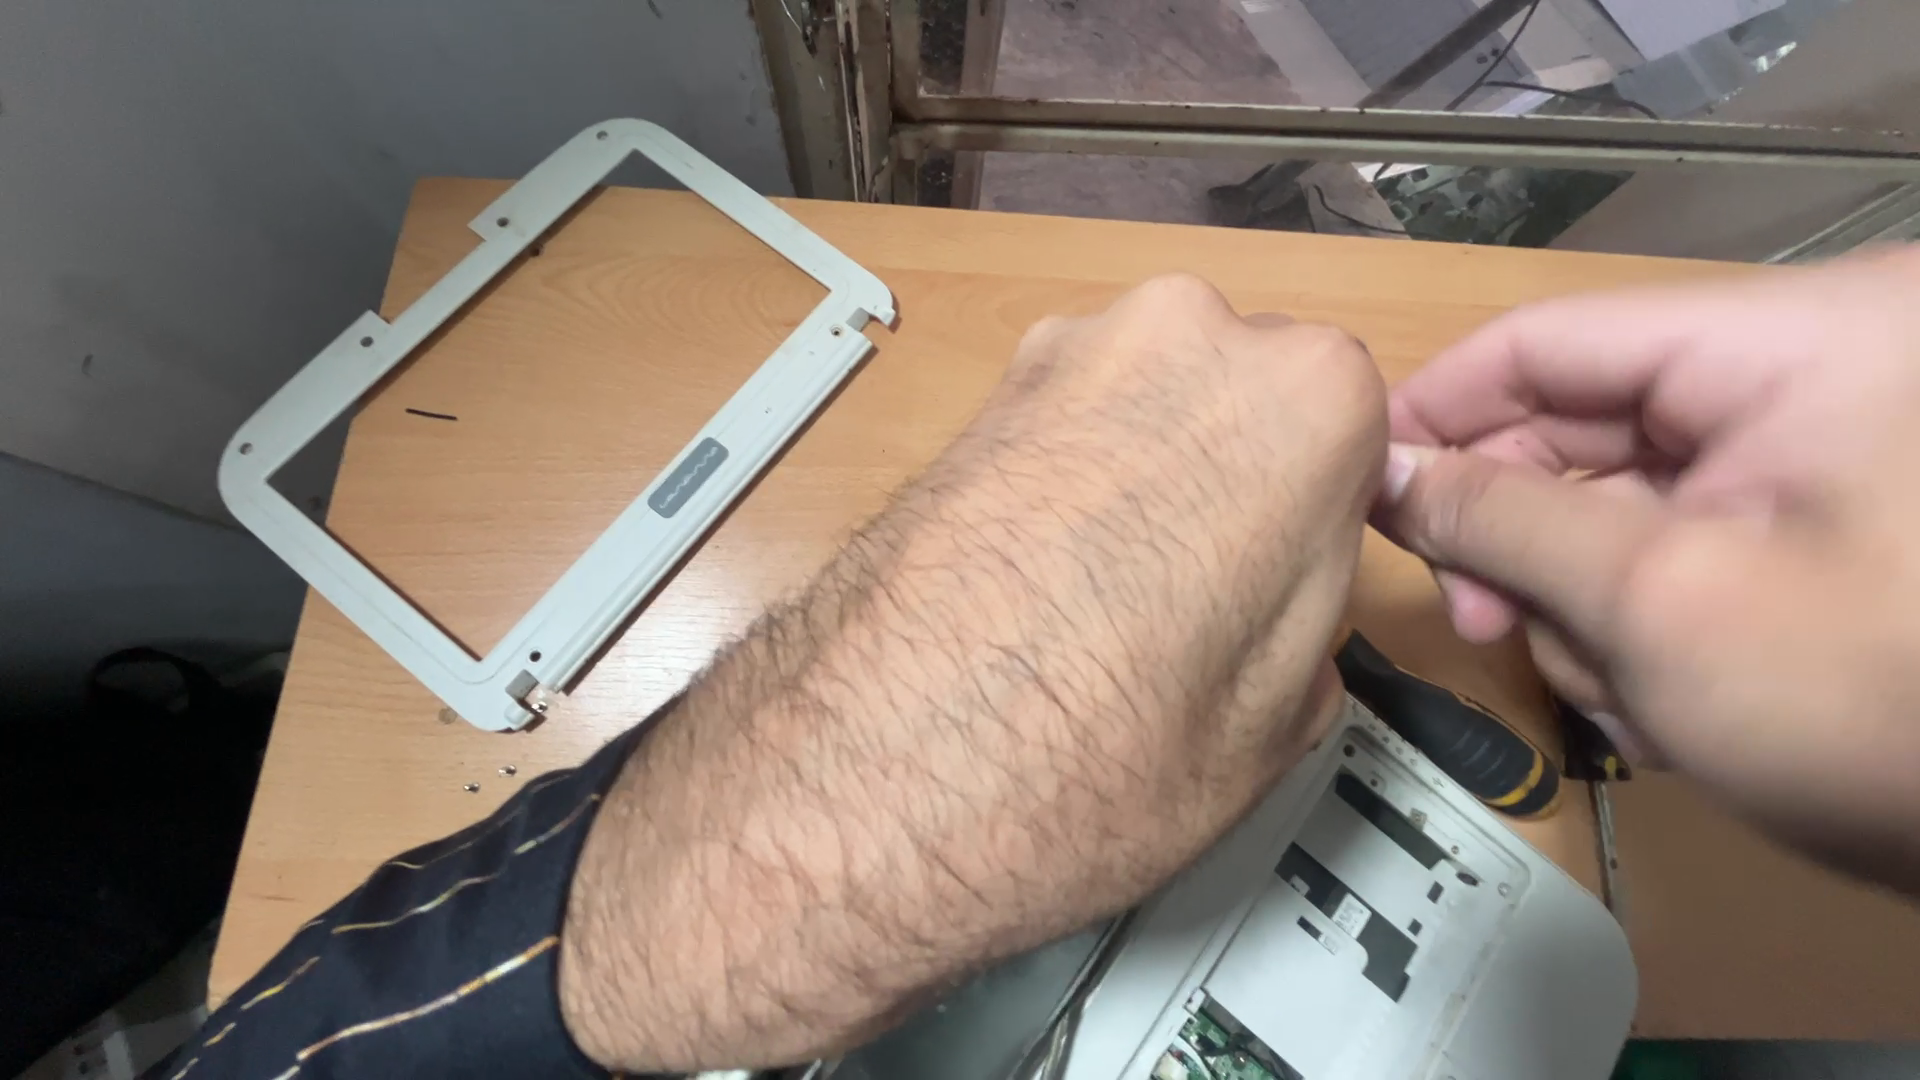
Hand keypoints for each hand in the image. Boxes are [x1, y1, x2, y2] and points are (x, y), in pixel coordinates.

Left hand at [558, 274, 1386, 1069]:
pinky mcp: (980, 390)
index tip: (1272, 580)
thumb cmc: (1094, 754)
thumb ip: (1318, 593)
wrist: (867, 767)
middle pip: (1245, 405)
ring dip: (1146, 477)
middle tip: (1185, 590)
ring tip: (1096, 590)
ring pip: (1154, 405)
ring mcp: (1062, 349)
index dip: (1311, 520)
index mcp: (1300, 399)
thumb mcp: (1285, 708)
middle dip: (1232, 481)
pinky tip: (1039, 569)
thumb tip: (1291, 562)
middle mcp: (1179, 334)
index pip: (1352, 436)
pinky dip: (1070, 477)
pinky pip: (1071, 421)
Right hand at [1373, 246, 1919, 889]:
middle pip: (1566, 427)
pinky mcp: (1811, 522)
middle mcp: (1803, 377)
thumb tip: (1380, 475)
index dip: (1430, 409)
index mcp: (1798, 342)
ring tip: (1611, 685)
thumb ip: (1493, 520)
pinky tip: (1658, 691)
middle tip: (1475, 617)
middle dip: (1509, 535)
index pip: (1540, 341)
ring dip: (1570, 598)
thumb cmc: (1895, 705)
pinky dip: (1629, 618)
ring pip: (1602, 501)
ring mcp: (1811, 455)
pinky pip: (1658, 544)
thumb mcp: (1655, 600)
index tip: (1360, 482)